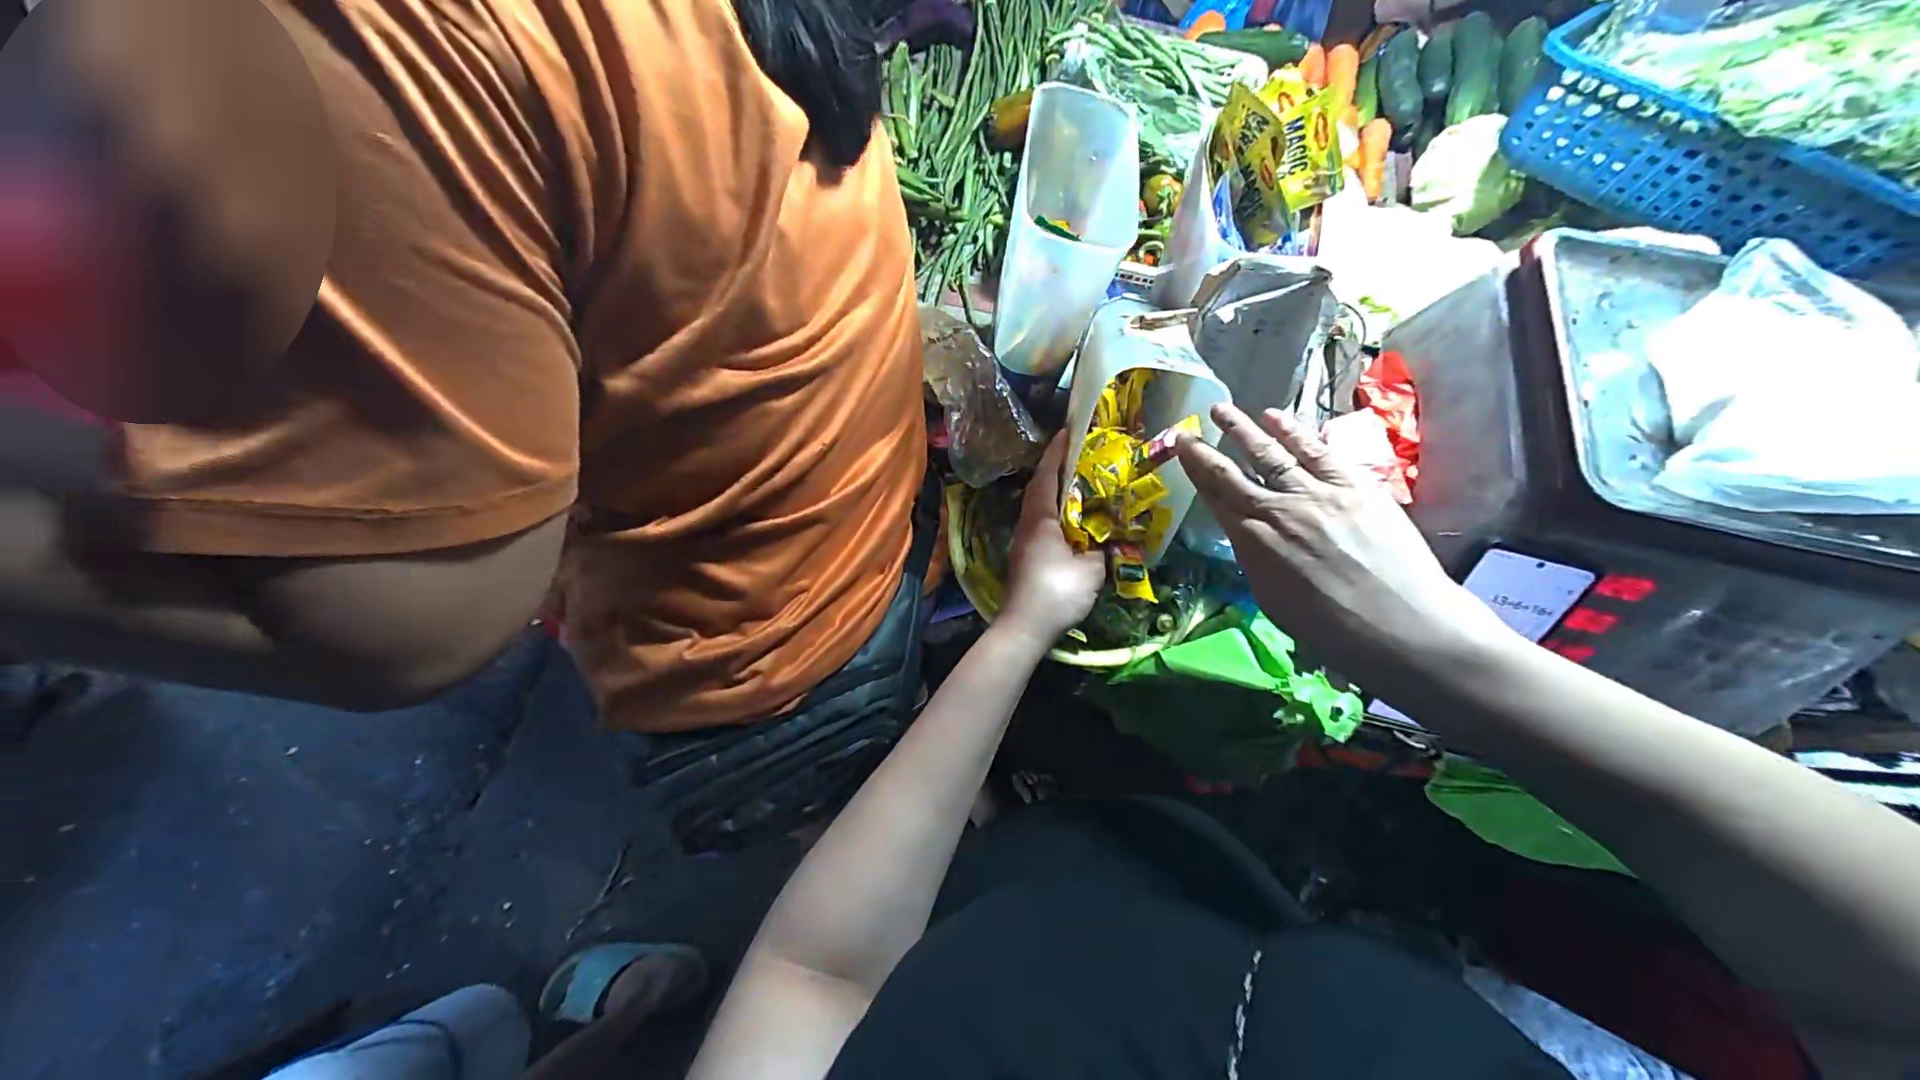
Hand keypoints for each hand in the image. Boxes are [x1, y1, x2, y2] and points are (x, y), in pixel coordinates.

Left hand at [996, 433, 1105, 645]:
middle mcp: (1027, 524)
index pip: (1047, 476)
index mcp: (1040, 518)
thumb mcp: (1090, 569)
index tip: (1069, 431)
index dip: (1058, 452)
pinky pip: (1043, 523)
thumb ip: (1101, 547)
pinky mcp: (1026, 556)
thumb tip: (1107, 538)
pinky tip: (1074, 518)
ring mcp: (1024, 541)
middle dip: (1059, 468)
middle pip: (1041, 487)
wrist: (1024, 628)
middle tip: (1082, 453)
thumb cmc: (1056, 592)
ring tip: (1081, 481)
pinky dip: (1058, 512)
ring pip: (1040, 506)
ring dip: (1057, 490)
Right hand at [1175, 404, 1503, 678]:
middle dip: (1207, 447)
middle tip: (1190, 425)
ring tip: (1225, 410)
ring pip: (1272, 453)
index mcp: (1251, 542)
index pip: (1215, 496)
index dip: (1194, 469)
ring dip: (1245, 429)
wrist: (1396, 624)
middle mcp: (1276, 510)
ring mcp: (1316, 494)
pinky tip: (1277, 418)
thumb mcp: (1270, 597)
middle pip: (1233, 471)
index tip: (1180, 447)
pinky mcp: (1354, 486)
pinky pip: (1317, 453)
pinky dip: (1294, 433)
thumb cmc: (1328, 628)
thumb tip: (1250, 538)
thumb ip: (1255, 559)